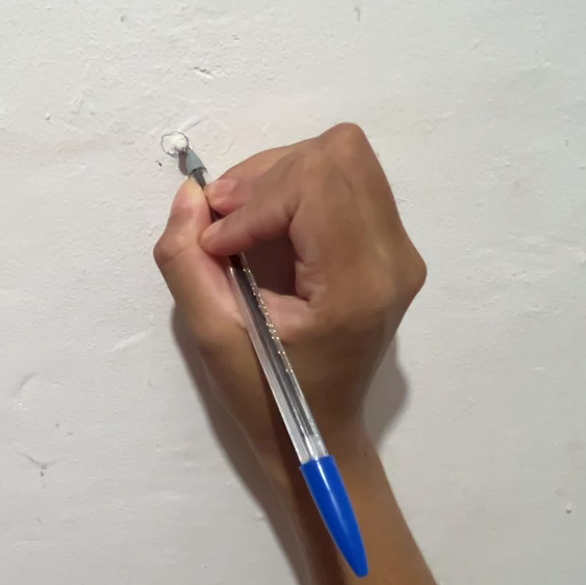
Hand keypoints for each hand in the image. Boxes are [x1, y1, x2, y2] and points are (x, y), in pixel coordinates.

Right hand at [153, 123, 422, 465]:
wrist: (318, 431)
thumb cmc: (265, 396)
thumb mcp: (209, 337)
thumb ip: (185, 262)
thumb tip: (190, 195)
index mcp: (356, 286)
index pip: (316, 182)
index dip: (254, 201)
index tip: (218, 245)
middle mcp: (393, 258)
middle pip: (338, 153)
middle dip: (266, 176)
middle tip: (223, 221)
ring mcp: (399, 250)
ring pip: (345, 157)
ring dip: (279, 177)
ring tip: (239, 222)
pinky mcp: (390, 247)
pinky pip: (347, 181)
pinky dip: (296, 189)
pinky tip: (267, 227)